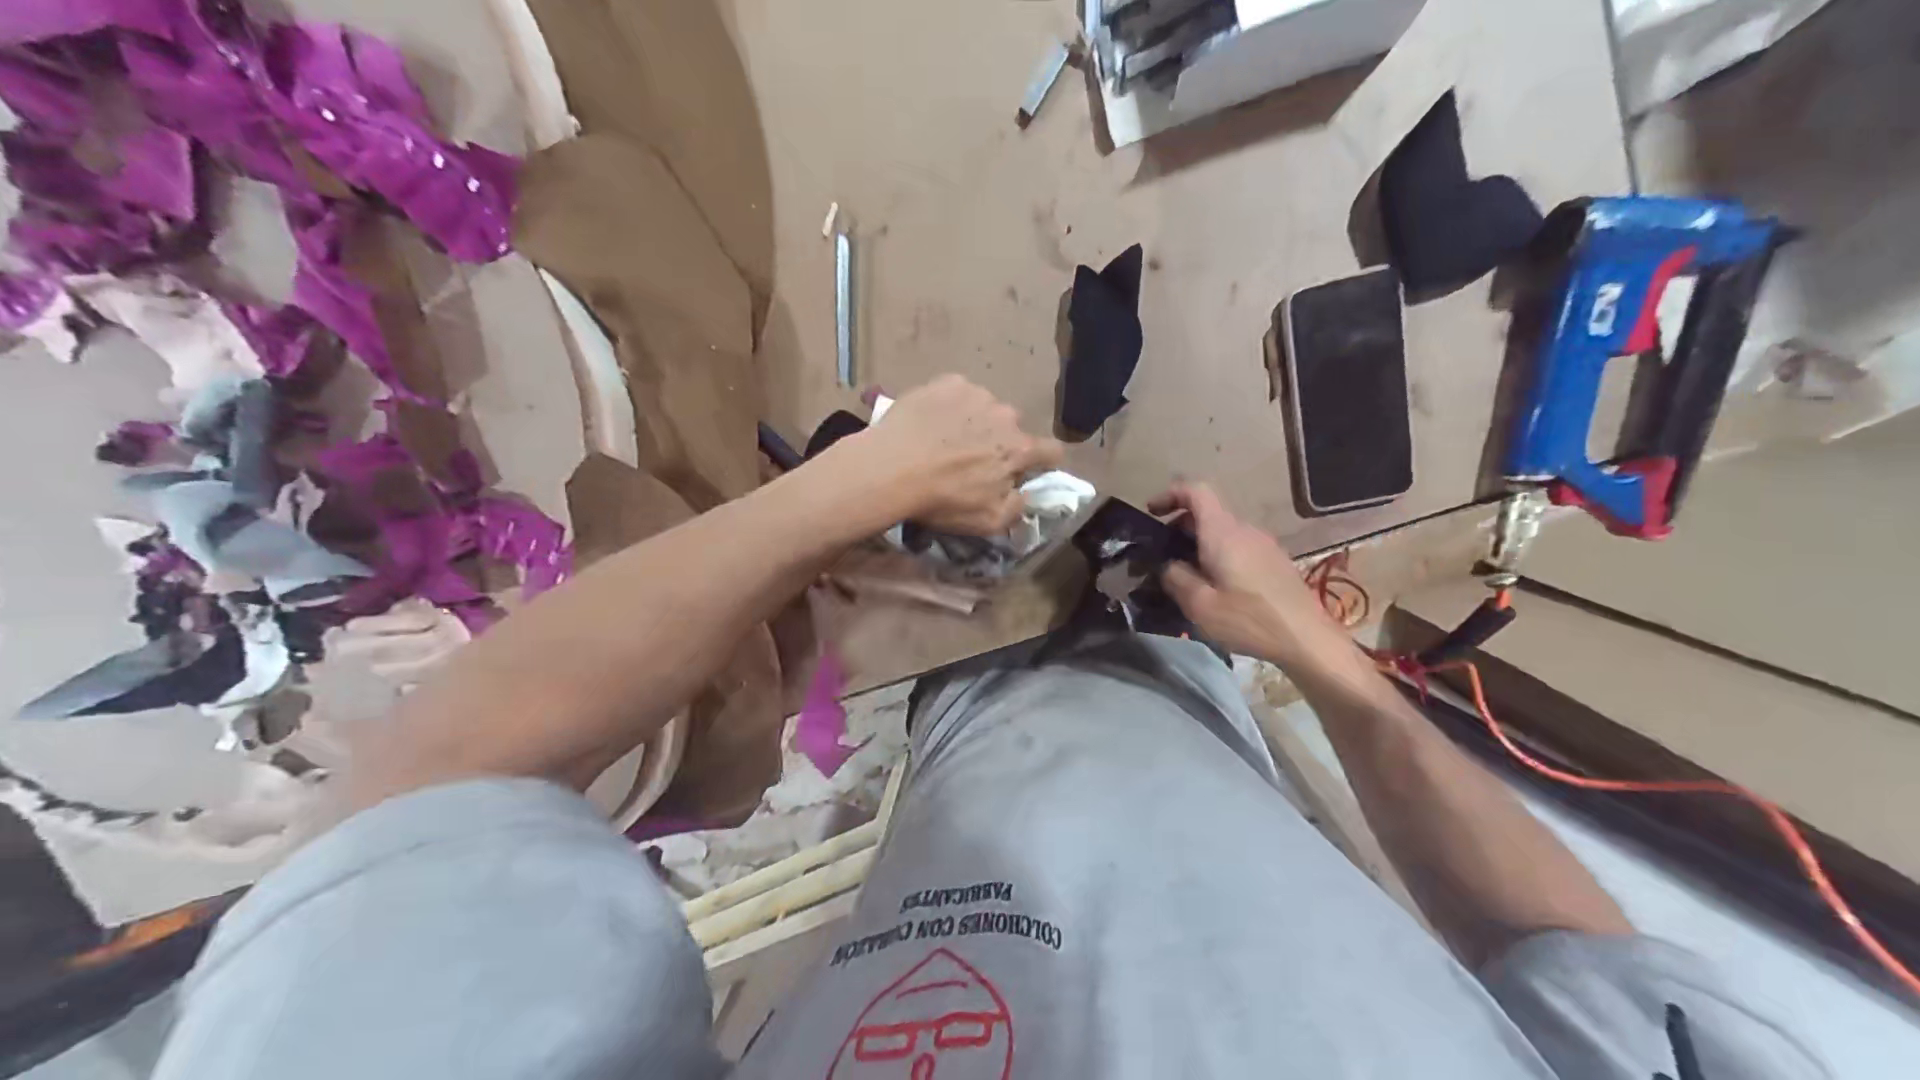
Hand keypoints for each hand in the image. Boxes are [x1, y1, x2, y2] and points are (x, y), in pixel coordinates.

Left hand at [839, 375, 1063, 534]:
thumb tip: (1024, 495)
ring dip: (976, 421)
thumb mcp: (987, 522)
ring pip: (986, 408)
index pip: (1052, 451)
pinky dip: (950, 405)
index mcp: (1019, 449)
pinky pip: (958, 393)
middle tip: (973, 458)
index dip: (1046, 462)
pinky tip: (930, 421)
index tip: (1031, 469)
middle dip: (1001, 441)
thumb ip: (1016, 508)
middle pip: (1013, 428)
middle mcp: (1005, 414)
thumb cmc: (942, 500)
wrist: (890, 468)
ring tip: (946, 439)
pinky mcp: (947, 382)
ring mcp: (976, 393)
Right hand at [1150, 482, 1353, 672]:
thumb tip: (1168, 565)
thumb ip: (1176, 578)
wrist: (1307, 640)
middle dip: (1179, 526)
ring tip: (1185, 576)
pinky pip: (1238, 547)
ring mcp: (1263, 545)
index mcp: (1222, 533)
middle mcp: (1244, 530)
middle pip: (1208, 513)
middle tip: (1162, 555)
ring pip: (1222, 532)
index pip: (1196, 491)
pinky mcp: (1274, 562)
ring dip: (1199, 544)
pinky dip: (1218, 555)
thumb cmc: (1249, 620)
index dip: (1171, 494)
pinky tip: (1215, 587)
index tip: (1152, 512)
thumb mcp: (1199, 605)